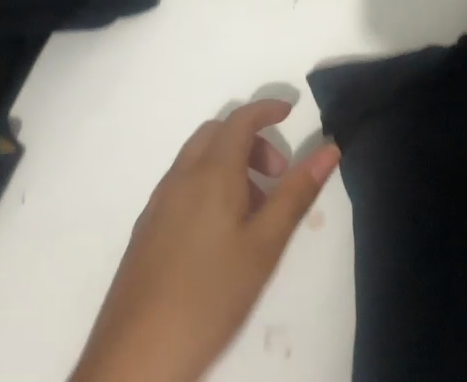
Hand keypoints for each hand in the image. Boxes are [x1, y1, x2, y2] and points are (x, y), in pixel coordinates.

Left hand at [71, 99, 340, 381]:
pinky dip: (209, 184)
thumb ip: (297, 192)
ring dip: (230, 163)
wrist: (137, 357)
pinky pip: (182, 185)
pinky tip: (223, 233)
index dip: (266, 109)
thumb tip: (329, 147)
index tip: (292, 111)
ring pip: (196, 160)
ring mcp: (157, 205)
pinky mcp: (146, 231)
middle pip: (215, 133)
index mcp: (211, 175)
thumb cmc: (211, 295)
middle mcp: (179, 179)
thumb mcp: (266, 245)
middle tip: (278, 174)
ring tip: (256, 210)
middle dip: (250, 139)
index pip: (239, 120)